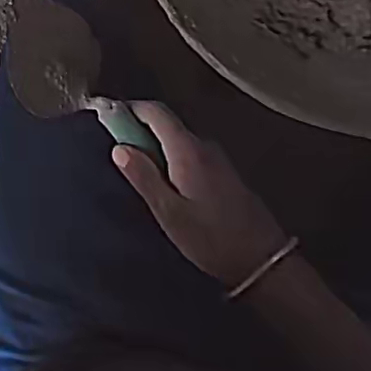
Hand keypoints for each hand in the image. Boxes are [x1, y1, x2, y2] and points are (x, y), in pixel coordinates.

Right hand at [111, 102, 289, 287]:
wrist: (264, 262)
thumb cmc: (211, 239)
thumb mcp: (169, 212)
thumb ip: (143, 177)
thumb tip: (119, 147)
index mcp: (188, 150)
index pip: (156, 111)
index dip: (129, 108)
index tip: (107, 117)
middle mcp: (204, 146)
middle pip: (165, 123)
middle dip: (138, 128)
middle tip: (117, 148)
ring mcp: (217, 158)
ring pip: (176, 138)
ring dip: (153, 144)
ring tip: (136, 168)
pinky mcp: (223, 172)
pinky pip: (188, 151)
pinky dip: (169, 155)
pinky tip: (163, 180)